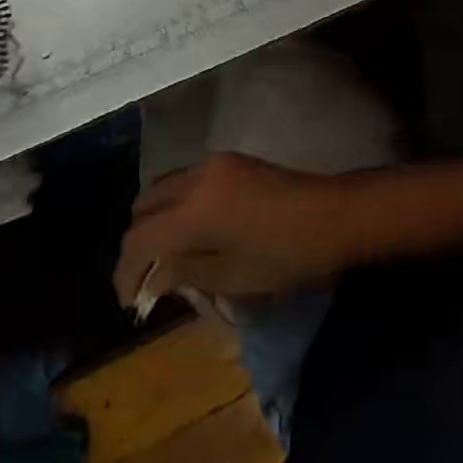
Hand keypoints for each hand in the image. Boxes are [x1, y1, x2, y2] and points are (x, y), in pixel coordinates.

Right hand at [114, 153, 361, 305]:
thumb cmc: (287, 254)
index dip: (126, 272)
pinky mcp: (232, 160)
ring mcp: (214, 163)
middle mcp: (196, 177)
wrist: (336, 214)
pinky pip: (187, 180)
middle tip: (146, 278)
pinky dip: (177, 205)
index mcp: (193, 209)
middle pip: (144, 206)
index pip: (139, 239)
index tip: (128, 301)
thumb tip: (154, 277)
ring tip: (166, 256)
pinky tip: (191, 231)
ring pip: (164, 188)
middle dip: (137, 242)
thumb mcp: (233, 277)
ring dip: (156, 219)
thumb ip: (185, 273)